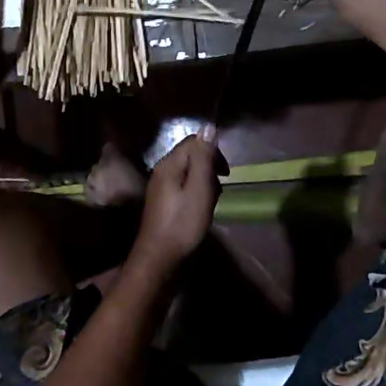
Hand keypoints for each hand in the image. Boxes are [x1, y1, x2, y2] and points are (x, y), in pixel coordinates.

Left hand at [133, 134, 223, 272]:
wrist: (159, 259)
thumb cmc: (183, 223)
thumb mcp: (199, 188)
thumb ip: (203, 158)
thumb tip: (209, 126)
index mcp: (169, 164)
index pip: (194, 141)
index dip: (213, 151)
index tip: (226, 173)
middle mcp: (162, 170)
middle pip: (191, 156)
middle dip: (210, 168)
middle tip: (219, 190)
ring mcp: (160, 187)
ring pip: (189, 172)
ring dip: (204, 182)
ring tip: (212, 202)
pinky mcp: (163, 201)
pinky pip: (183, 186)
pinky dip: (196, 193)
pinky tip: (201, 209)